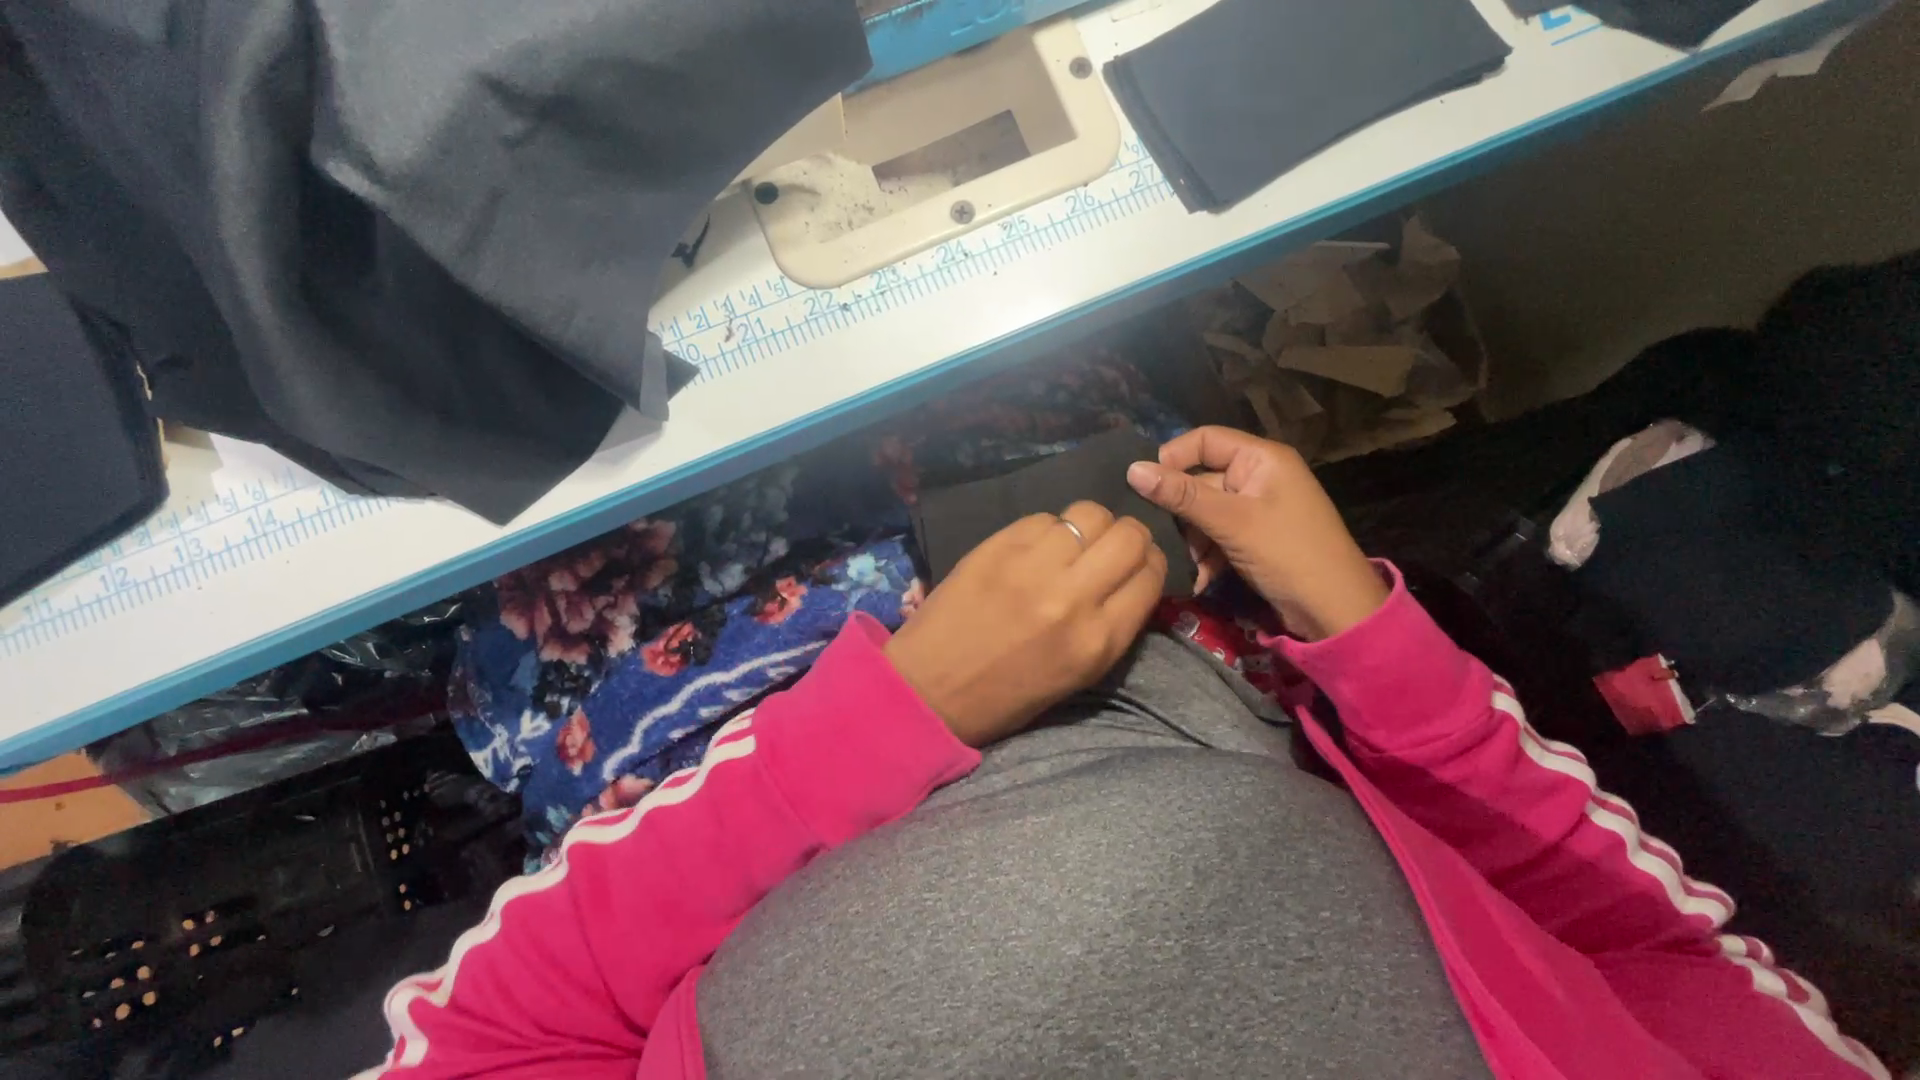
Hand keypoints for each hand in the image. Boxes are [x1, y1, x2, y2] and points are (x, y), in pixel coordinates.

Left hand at [885, 501, 1166, 746]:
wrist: (928, 691)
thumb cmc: (1006, 695)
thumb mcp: (1078, 674)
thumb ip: (1112, 624)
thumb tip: (1132, 578)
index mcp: (1099, 639)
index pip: (1151, 574)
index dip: (1149, 564)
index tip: (1136, 567)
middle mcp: (1074, 597)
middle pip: (1129, 535)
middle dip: (1128, 536)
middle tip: (1108, 548)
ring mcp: (1033, 566)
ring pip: (1089, 514)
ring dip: (1088, 526)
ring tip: (1071, 543)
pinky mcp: (998, 546)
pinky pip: (1044, 518)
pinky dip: (1048, 528)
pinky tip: (1035, 548)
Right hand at [1125, 427, 1387, 640]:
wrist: (1335, 610)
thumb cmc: (1288, 553)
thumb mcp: (1231, 522)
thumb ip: (1182, 495)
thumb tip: (1133, 469)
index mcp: (1261, 458)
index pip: (1204, 439)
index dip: (1172, 458)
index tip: (1143, 486)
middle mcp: (1258, 476)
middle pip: (1200, 478)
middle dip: (1181, 511)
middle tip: (1160, 534)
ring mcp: (1257, 508)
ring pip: (1204, 511)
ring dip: (1192, 538)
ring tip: (1189, 563)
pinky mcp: (1254, 536)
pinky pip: (1217, 534)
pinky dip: (1206, 553)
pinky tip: (1199, 578)